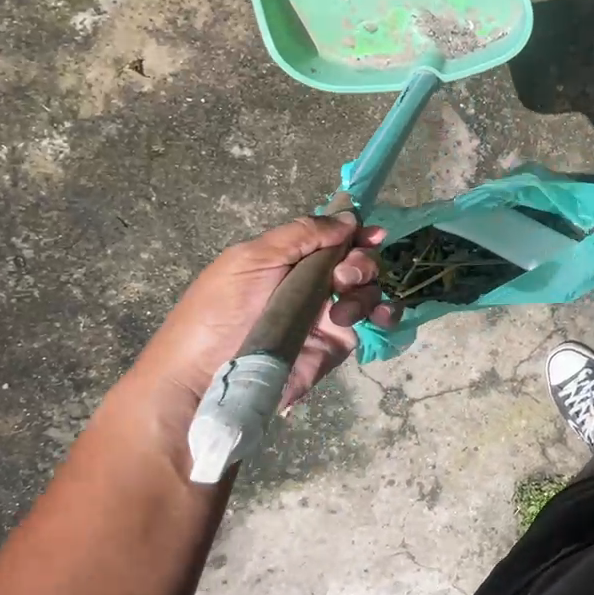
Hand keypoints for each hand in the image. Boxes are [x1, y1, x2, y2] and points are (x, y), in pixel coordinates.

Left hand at [137, 213, 396, 415]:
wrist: (206, 376)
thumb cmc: (219, 312)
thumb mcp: (250, 260)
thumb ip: (300, 234)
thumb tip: (349, 219)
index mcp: (290, 260)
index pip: (334, 238)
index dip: (356, 233)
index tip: (372, 234)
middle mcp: (314, 282)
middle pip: (358, 259)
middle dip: (361, 262)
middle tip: (343, 278)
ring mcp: (330, 311)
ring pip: (370, 287)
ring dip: (366, 290)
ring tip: (343, 310)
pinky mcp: (341, 338)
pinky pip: (377, 318)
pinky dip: (387, 312)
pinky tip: (379, 316)